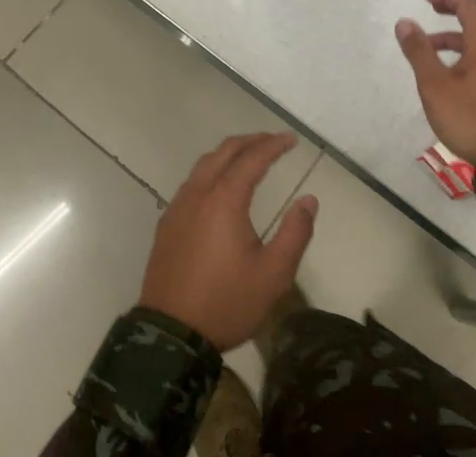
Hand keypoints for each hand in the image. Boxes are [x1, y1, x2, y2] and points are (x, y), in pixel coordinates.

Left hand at [137, 133, 317, 349]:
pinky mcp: (167, 226)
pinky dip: (211, 172)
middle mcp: (197, 195)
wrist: (170, 335)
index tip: (291, 140)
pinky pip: (191, 184)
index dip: (273, 145)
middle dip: (250, 142)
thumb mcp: (274, 274)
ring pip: (203, 166)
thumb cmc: (227, 303)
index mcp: (224, 201)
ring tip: (249, 159)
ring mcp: (177, 209)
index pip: (251, 159)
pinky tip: (221, 189)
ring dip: (228, 155)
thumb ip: (295, 233)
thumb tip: (308, 200)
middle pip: (223, 153)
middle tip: (273, 141)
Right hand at [395, 0, 475, 164]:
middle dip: (456, 7)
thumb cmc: (468, 118)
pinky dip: (463, 49)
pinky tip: (446, 69)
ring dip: (456, 32)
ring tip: (427, 45)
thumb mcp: (434, 85)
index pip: (469, 7)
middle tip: (432, 7)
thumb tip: (405, 22)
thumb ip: (419, 52)